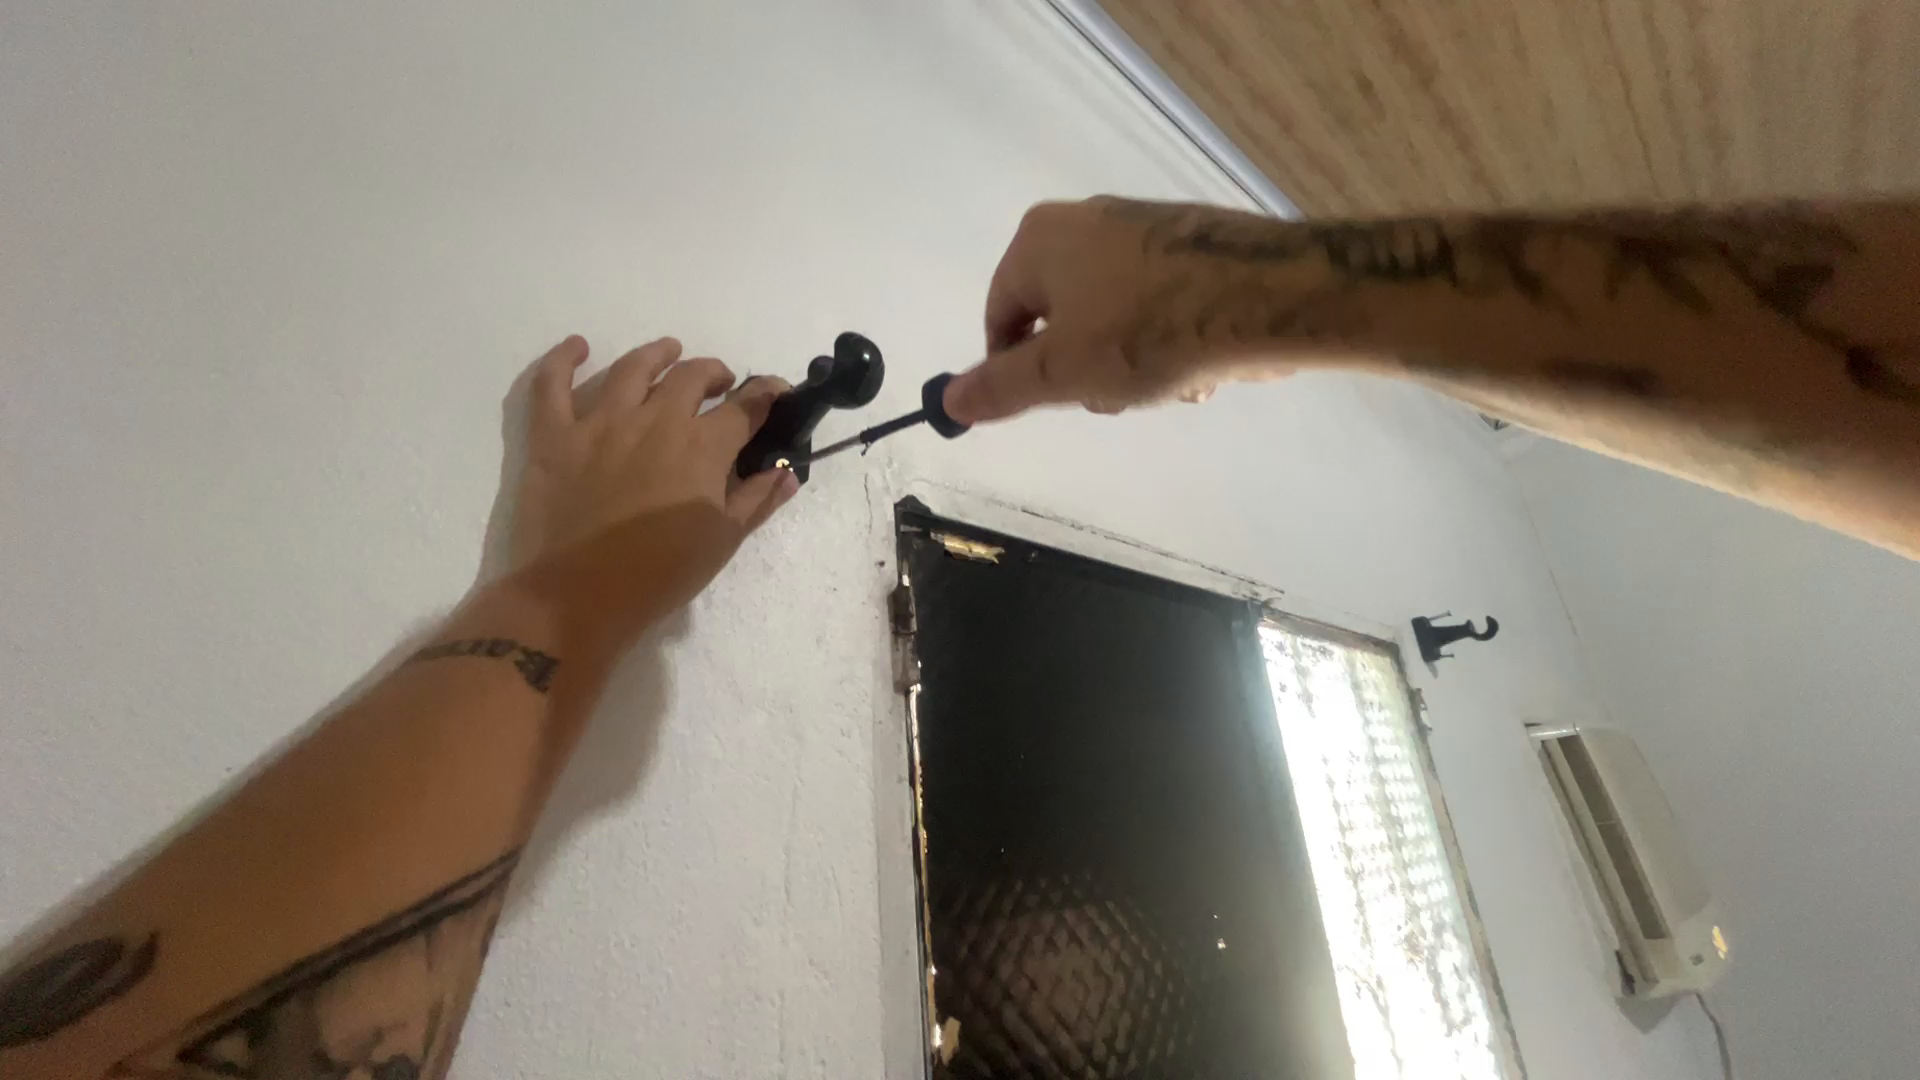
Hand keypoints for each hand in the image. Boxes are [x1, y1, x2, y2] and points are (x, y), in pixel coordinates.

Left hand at [508, 335, 796, 645]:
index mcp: (702, 446)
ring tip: (668, 352)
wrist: (580, 595)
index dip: (766, 394)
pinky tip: (578, 347)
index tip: (776, 392)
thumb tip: (786, 474)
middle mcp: (656, 419)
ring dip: (657, 354)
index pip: (744, 406)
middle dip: (715, 373)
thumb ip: (757, 500)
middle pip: (691, 376)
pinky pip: (551, 384)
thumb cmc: (663, 572)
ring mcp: (600, 422)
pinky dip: (562, 359)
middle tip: (721, 383)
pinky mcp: (553, 435)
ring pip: (632, 368)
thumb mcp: (724, 540)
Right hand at [943, 197, 1253, 423]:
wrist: (1269, 297)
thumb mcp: (1061, 372)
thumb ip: (1000, 387)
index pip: (999, 319)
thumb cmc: (1148, 332)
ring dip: (1127, 366)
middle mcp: (1082, 222)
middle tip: (1116, 395)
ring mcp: (1139, 229)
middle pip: (1056, 321)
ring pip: (1106, 321)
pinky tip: (1194, 367)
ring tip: (1166, 383)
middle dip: (1082, 370)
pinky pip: (1150, 306)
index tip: (1051, 401)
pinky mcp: (1186, 244)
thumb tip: (948, 400)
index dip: (1015, 370)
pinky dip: (1161, 341)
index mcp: (1038, 242)